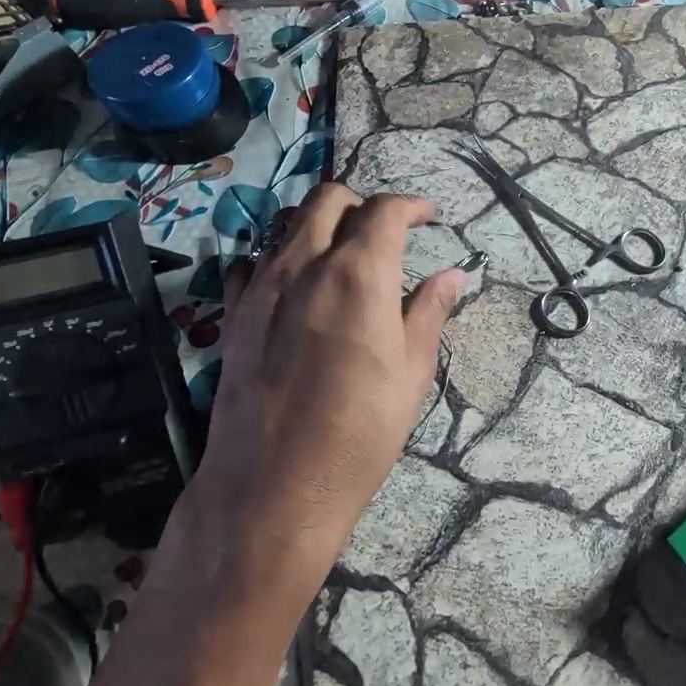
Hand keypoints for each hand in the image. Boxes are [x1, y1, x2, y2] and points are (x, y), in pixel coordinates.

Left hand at [200, 183, 466, 551]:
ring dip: (318, 224)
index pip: (384, 210)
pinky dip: (275, 259)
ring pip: (286, 224)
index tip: (426, 217)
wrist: (275, 487)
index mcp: (358, 273)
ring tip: (340, 255)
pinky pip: (250, 263)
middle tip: (383, 231)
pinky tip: (291, 288)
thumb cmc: (360, 432)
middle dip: (360, 203)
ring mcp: (260, 288)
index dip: (410, 205)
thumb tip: (453, 275)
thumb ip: (428, 313)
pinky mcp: (233, 316)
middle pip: (327, 199)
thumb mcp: (411, 373)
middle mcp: (304, 264)